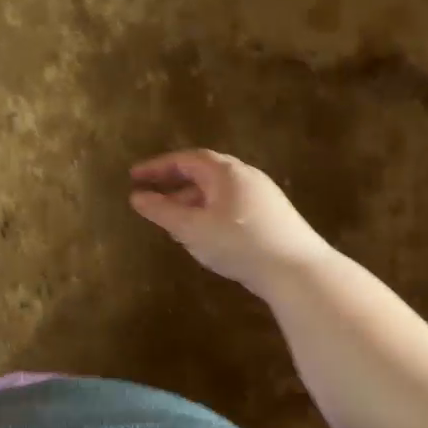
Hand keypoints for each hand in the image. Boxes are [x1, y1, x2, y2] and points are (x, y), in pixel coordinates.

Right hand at [128, 149, 334, 296]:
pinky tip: (197, 229)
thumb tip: (136, 197)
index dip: (158, 166)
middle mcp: (245, 177)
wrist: (294, 268)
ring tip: (167, 214)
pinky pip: (227, 202)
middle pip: (203, 170)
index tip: (133, 176)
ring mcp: (260, 195)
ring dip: (187, 196)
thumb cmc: (237, 242)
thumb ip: (161, 211)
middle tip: (148, 191)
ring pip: (216, 188)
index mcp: (226, 173)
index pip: (187, 159)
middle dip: (172, 179)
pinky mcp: (268, 214)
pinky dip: (204, 208)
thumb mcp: (190, 228)